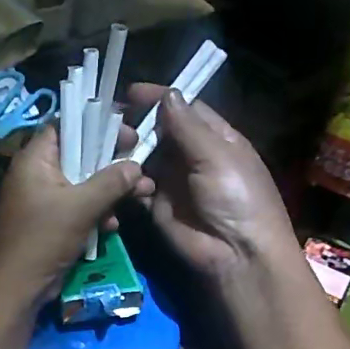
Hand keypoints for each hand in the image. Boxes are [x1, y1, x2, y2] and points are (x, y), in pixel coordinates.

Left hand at [0, 123, 152, 303]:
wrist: (16, 289)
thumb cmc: (43, 239)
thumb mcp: (81, 207)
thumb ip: (111, 182)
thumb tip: (136, 166)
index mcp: (35, 160)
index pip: (67, 127)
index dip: (98, 126)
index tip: (128, 135)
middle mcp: (37, 174)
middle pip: (80, 156)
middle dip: (113, 164)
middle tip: (141, 168)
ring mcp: (43, 200)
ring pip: (84, 184)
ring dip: (111, 190)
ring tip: (142, 194)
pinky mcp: (51, 222)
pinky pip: (78, 207)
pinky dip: (97, 212)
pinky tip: (113, 224)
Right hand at [127, 85, 293, 279]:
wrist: (237, 256)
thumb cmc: (237, 198)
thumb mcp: (217, 155)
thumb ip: (188, 126)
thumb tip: (167, 94)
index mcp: (216, 139)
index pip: (185, 109)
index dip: (159, 99)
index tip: (131, 93)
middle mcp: (193, 157)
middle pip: (159, 132)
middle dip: (137, 125)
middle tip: (112, 121)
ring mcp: (174, 182)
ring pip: (144, 158)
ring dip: (128, 151)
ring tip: (114, 147)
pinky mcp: (158, 207)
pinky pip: (137, 187)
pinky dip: (128, 181)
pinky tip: (125, 179)